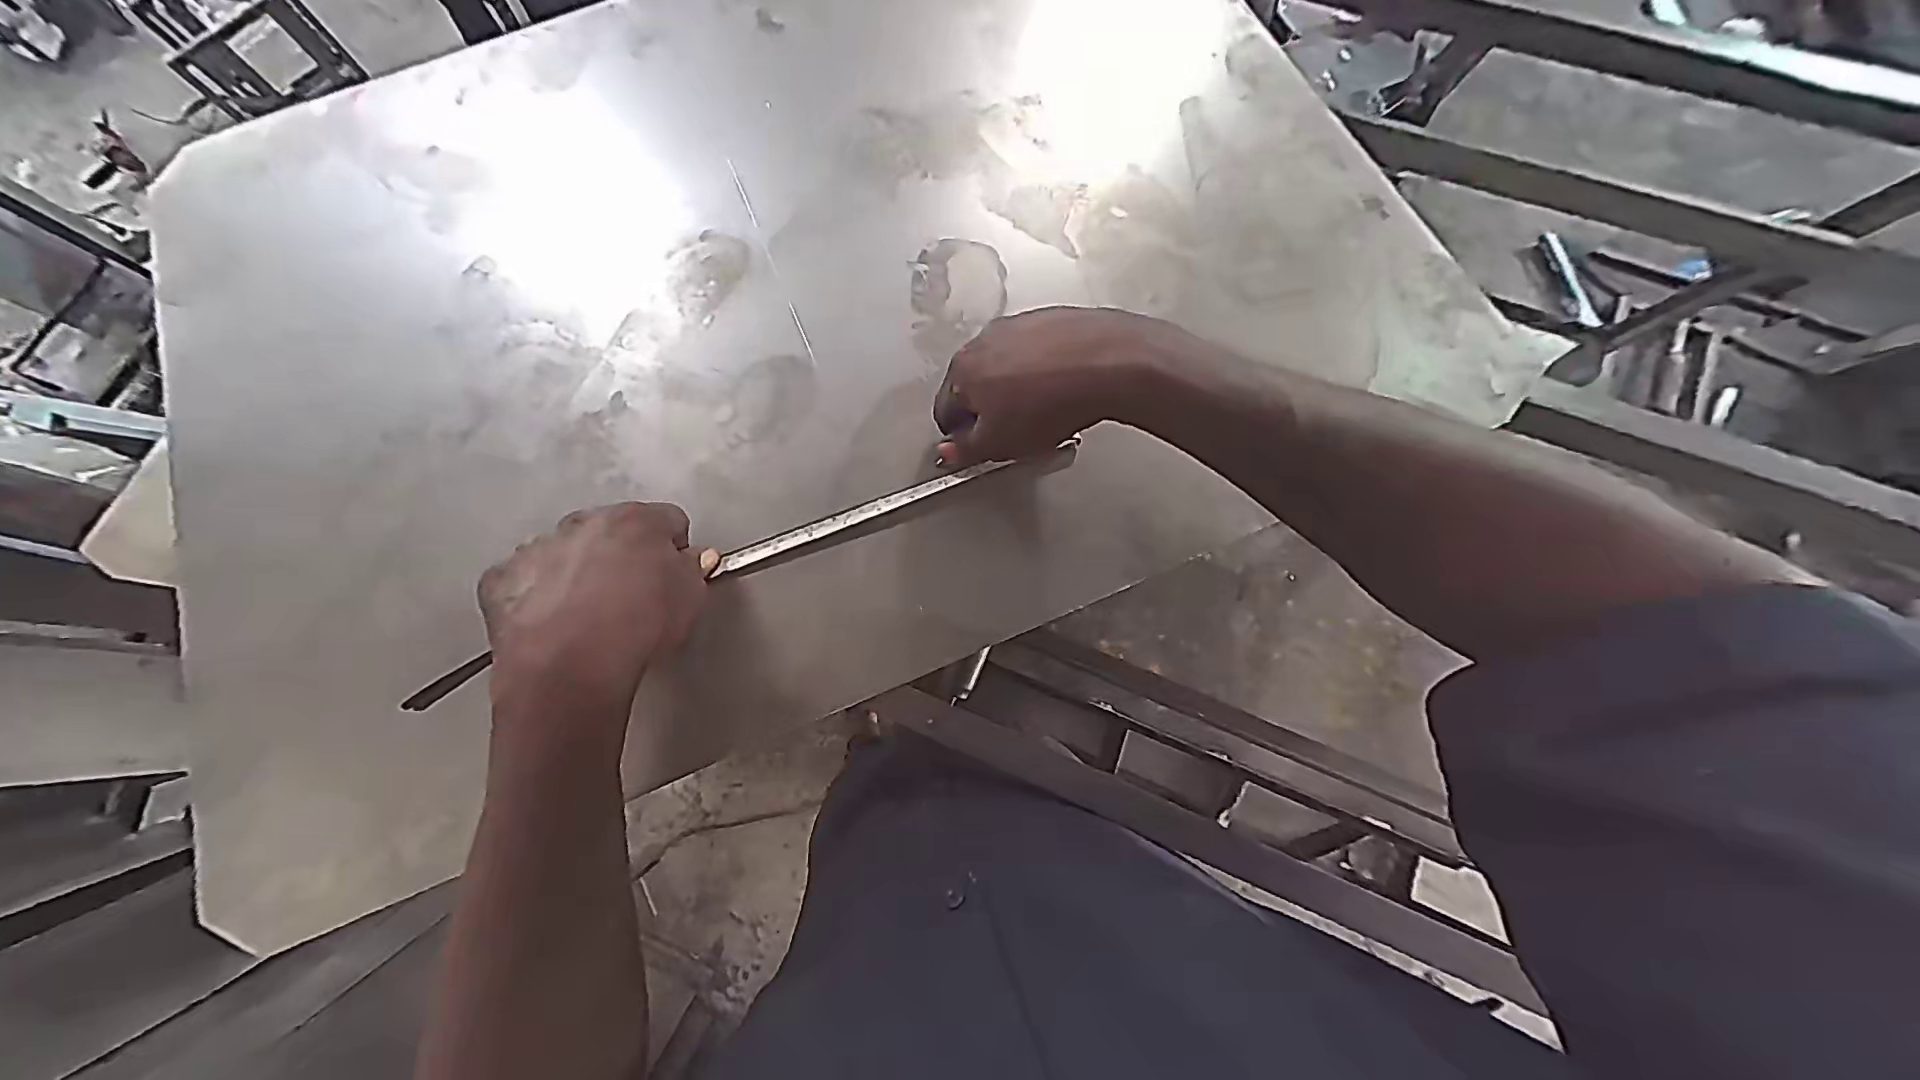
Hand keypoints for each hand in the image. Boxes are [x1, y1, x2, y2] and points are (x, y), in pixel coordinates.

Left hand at [479, 503, 709, 730]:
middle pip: (613, 529)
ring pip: (568, 550)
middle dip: (625, 553)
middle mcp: (586, 524)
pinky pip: (527, 577)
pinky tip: (557, 620)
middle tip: (637, 594)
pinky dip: (540, 593)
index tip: (675, 569)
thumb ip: (693, 568)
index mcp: (637, 521)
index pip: (667, 520)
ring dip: (582, 570)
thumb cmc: (634, 629)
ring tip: (596, 614)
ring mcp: (540, 548)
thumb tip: (689, 562)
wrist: (572, 667)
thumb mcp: (692, 597)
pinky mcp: (504, 578)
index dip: (674, 547)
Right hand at [933, 307, 1180, 466]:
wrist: (1109, 363)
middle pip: (975, 385)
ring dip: (1017, 390)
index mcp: (963, 369)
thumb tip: (951, 451)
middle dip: (989, 410)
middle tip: (1013, 433)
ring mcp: (1020, 325)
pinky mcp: (1052, 320)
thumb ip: (967, 450)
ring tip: (1044, 413)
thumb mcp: (1001, 443)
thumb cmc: (1054, 400)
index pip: (945, 410)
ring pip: (1007, 367)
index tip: (977, 446)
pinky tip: (1063, 390)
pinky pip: (1039, 353)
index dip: (960, 436)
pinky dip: (1045, 372)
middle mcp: (986, 339)